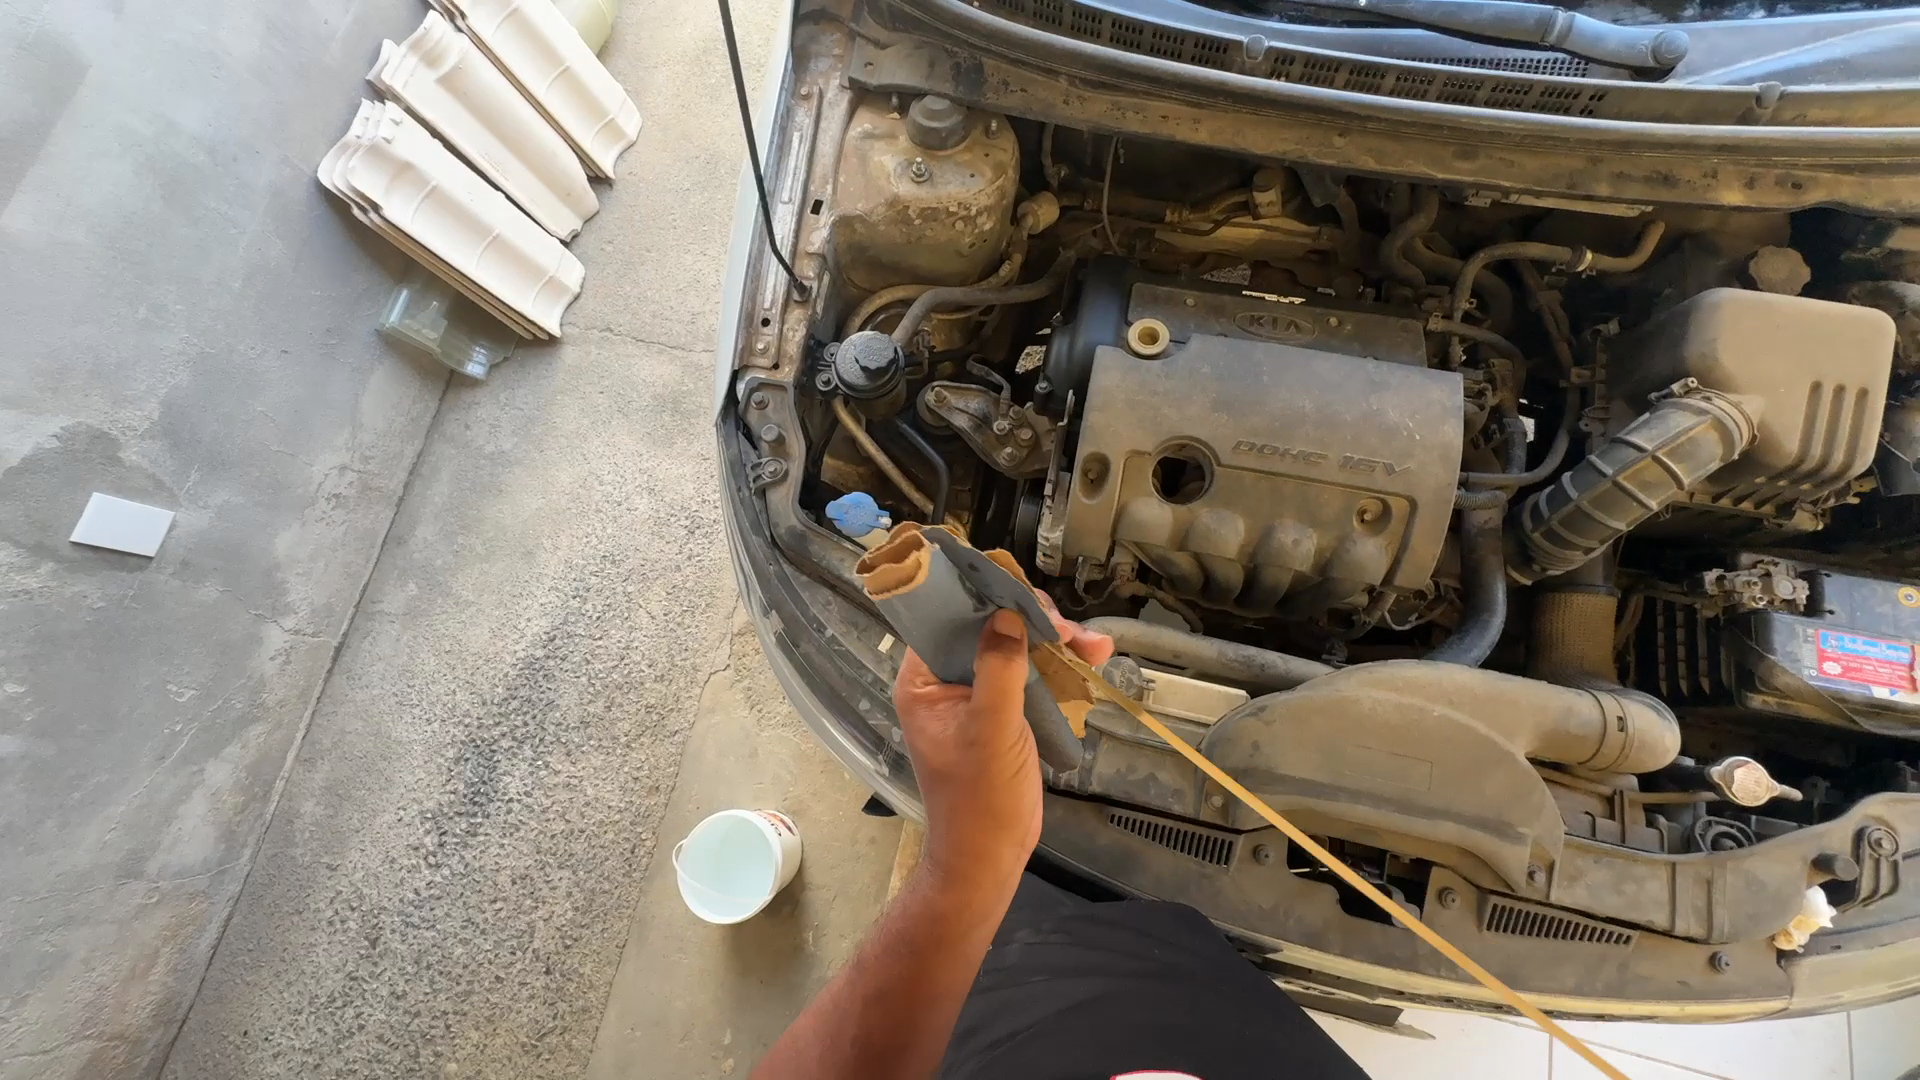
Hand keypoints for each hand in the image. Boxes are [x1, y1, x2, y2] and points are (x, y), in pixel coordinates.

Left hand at [892, 604, 1112, 899]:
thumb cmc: (980, 798)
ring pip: (1016, 646)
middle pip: (989, 627)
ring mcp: (977, 692)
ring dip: (1056, 642)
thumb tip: (1007, 614)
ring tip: (1097, 645)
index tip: (1025, 593)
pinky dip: (1061, 665)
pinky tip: (1093, 658)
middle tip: (1070, 630)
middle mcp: (945, 679)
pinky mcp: (1005, 708)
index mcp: (923, 680)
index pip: (947, 618)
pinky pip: (1031, 672)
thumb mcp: (990, 729)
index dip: (985, 598)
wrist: (993, 855)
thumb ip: (998, 669)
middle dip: (1033, 621)